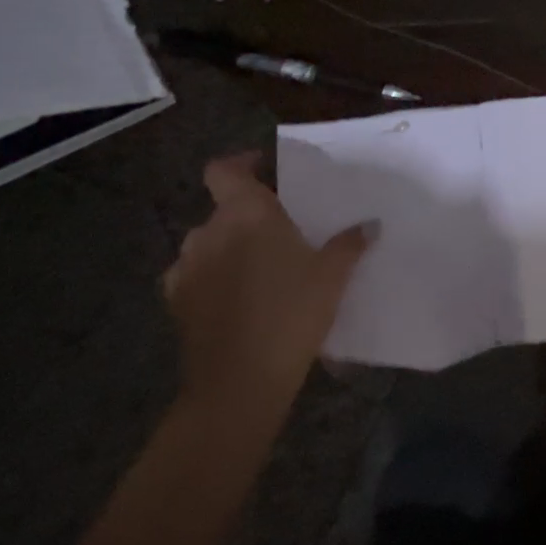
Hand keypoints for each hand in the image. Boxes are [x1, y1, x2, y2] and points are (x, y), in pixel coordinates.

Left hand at [162, 152, 374, 406]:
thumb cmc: (292, 314)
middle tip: (282, 232)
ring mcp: (186, 268)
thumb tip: (369, 224)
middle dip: (247, 216)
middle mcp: (208, 232)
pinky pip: (195, 275)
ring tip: (262, 267)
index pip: (224, 170)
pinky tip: (237, 297)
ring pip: (208, 244)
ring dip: (229, 247)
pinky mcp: (176, 302)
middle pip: (223, 209)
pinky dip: (213, 278)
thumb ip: (349, 244)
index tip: (266, 169)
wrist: (240, 380)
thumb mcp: (333, 276)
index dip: (241, 164)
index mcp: (245, 215)